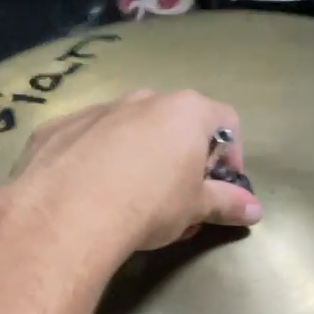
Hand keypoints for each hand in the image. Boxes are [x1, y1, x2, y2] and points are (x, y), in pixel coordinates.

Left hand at [4, 89, 259, 259]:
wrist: (66, 213)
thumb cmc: (149, 204)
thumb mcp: (197, 208)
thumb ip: (227, 203)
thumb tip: (255, 210)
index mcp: (186, 112)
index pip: (226, 122)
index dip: (232, 156)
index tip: (222, 187)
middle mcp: (144, 100)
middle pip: (177, 123)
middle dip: (184, 157)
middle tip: (181, 198)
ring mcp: (98, 110)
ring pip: (132, 129)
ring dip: (143, 157)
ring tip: (135, 198)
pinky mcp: (57, 127)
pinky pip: (89, 140)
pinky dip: (99, 160)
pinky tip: (93, 194)